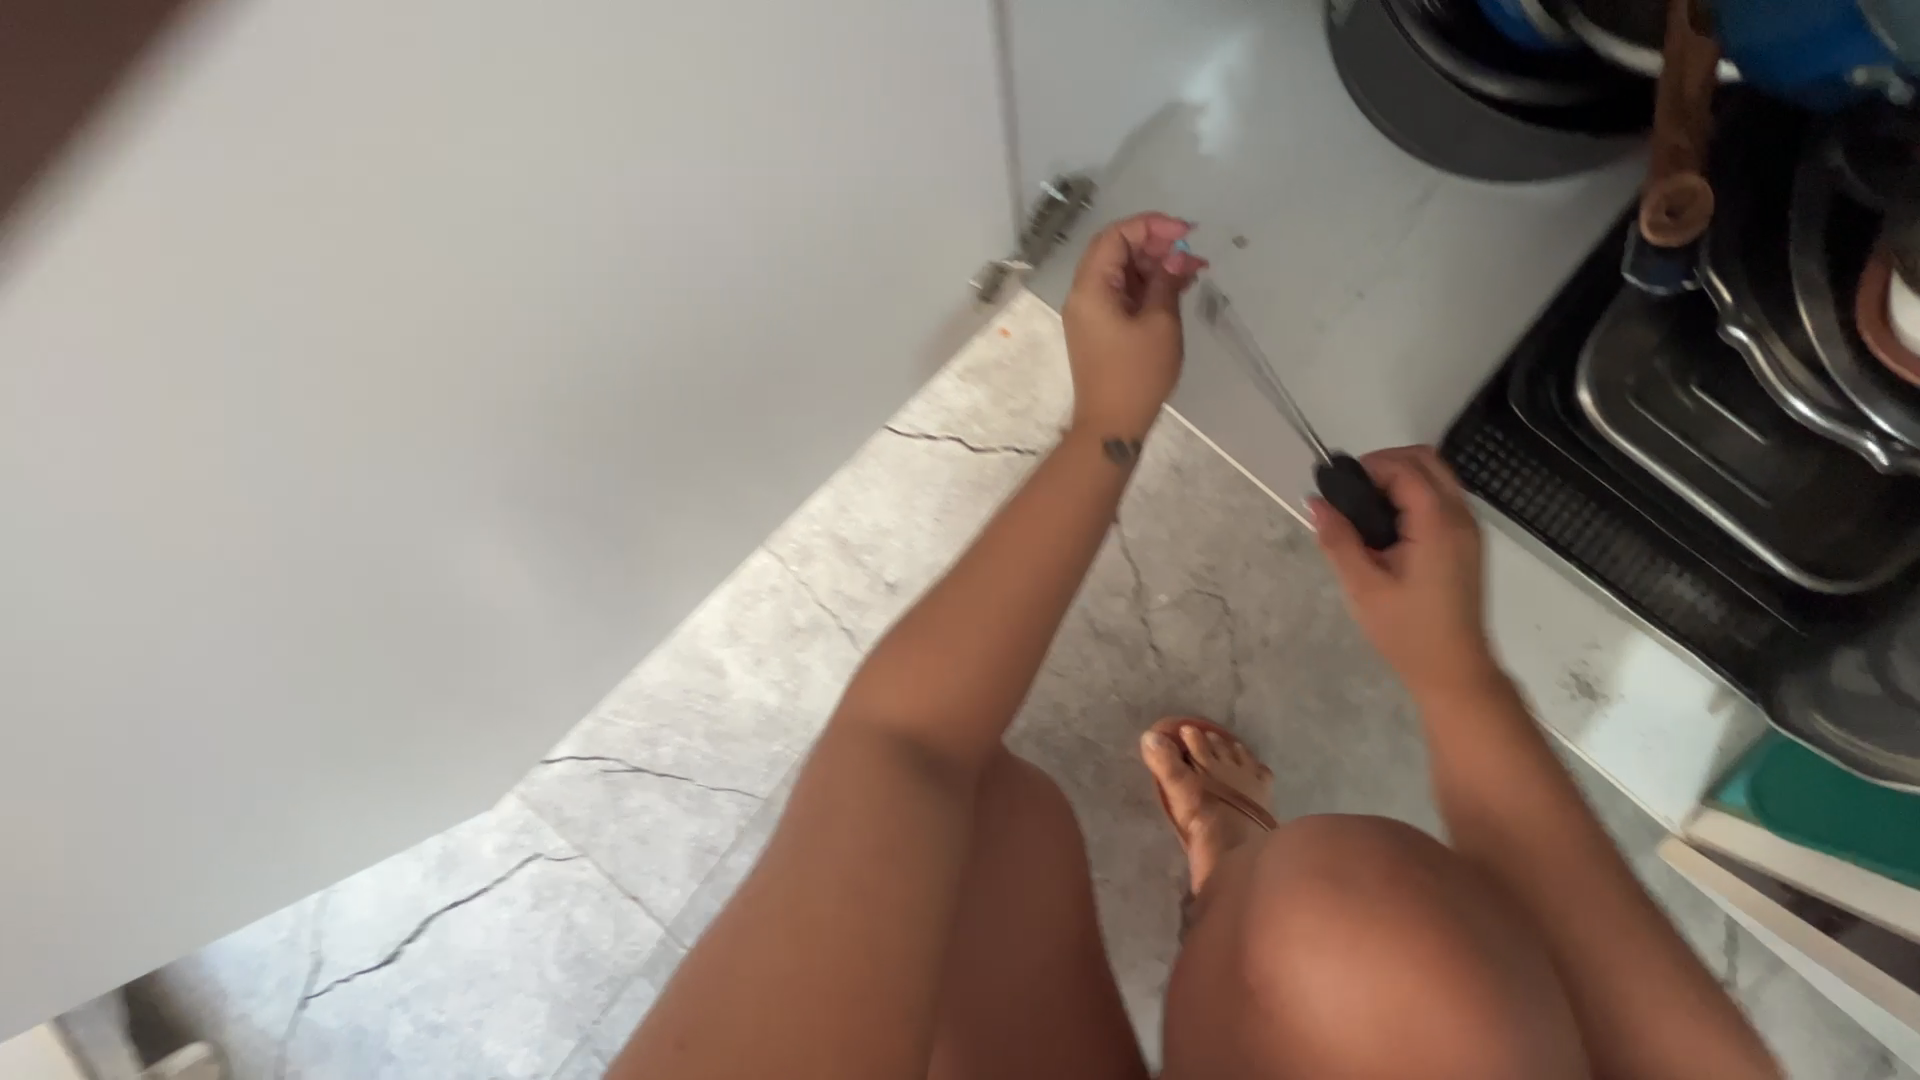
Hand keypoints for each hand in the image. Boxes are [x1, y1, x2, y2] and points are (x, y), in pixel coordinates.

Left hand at [1061, 213, 1207, 439]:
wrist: (1111, 426)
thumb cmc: (1136, 376)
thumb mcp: (1160, 324)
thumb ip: (1167, 282)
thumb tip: (1176, 258)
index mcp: (1090, 289)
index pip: (1115, 236)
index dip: (1151, 226)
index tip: (1185, 233)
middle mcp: (1083, 296)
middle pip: (1116, 251)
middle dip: (1155, 246)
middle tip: (1191, 254)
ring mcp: (1090, 314)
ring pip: (1121, 273)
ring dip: (1155, 267)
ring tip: (1194, 272)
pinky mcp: (1100, 329)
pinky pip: (1122, 295)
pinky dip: (1147, 288)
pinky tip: (1178, 288)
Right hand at [1310, 446, 1502, 701]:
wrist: (1453, 669)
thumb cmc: (1406, 631)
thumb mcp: (1362, 586)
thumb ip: (1338, 539)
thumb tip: (1316, 502)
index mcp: (1437, 525)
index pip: (1404, 469)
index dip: (1367, 467)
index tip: (1336, 489)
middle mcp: (1461, 518)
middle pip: (1426, 460)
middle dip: (1383, 464)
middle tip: (1349, 495)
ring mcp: (1468, 529)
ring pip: (1435, 476)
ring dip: (1398, 478)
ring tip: (1362, 512)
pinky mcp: (1465, 542)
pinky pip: (1439, 498)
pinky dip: (1411, 495)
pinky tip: (1384, 528)